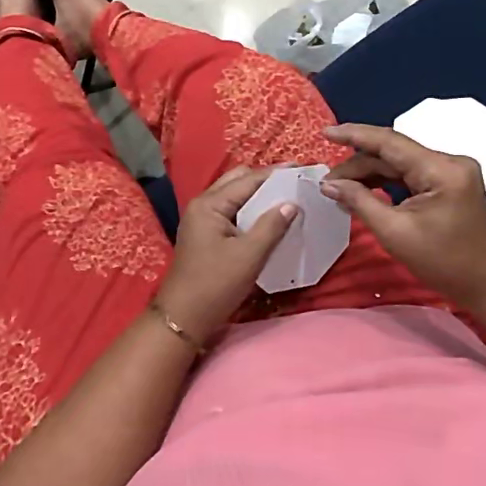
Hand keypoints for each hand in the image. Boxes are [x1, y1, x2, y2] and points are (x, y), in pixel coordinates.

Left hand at [152, 167, 298, 345]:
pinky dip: (250, 211)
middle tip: (296, 182)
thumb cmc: (215, 284)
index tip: (302, 169)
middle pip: (238, 182)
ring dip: (258, 196)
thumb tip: (292, 203)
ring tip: (288, 197)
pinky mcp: (207, 235)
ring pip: (235, 198)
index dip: (275, 174)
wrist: (184, 316)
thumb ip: (271, 226)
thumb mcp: (249, 256)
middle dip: (266, 181)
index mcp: (209, 205)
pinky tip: (270, 218)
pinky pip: (232, 213)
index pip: (247, 180)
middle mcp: (203, 205)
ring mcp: (202, 220)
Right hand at [319, 123, 485, 309]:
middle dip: (357, 165)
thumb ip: (359, 201)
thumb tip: (328, 184)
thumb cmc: (444, 262)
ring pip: (398, 163)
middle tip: (326, 183)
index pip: (390, 142)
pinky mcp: (448, 183)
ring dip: (368, 174)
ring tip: (338, 188)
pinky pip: (408, 174)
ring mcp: (451, 172)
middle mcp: (449, 162)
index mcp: (442, 170)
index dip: (354, 135)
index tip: (325, 132)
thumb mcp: (394, 232)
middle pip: (392, 153)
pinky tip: (362, 191)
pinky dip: (384, 182)